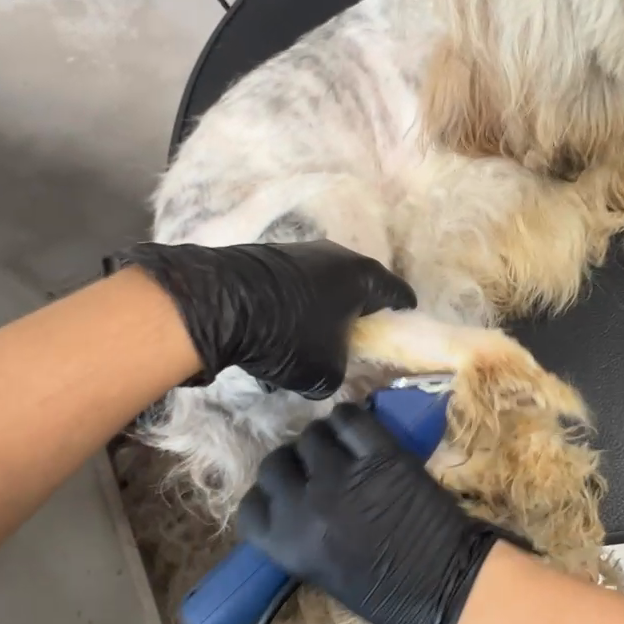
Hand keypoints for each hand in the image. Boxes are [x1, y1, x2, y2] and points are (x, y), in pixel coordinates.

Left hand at [120, 241, 414, 397]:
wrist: (220, 304)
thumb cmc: (290, 335)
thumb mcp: (326, 372)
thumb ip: (340, 372)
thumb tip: (329, 371)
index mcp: (363, 276)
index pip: (398, 294)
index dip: (403, 315)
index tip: (401, 329)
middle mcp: (336, 255)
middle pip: (358, 288)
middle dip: (357, 314)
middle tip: (353, 340)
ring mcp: (298, 251)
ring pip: (321, 286)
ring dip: (319, 311)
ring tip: (307, 343)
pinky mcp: (264, 257)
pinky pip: (290, 287)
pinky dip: (291, 308)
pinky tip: (275, 334)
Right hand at [237, 404, 513, 623]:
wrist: (447, 583)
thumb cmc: (387, 594)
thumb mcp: (321, 573)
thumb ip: (297, 536)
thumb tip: (291, 501)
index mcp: (286, 546)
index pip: (251, 505)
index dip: (269, 495)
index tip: (285, 492)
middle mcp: (305, 506)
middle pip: (276, 462)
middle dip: (292, 463)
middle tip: (314, 467)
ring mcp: (344, 476)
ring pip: (311, 434)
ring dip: (322, 439)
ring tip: (339, 448)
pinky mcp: (383, 455)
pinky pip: (351, 418)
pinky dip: (350, 419)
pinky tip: (358, 429)